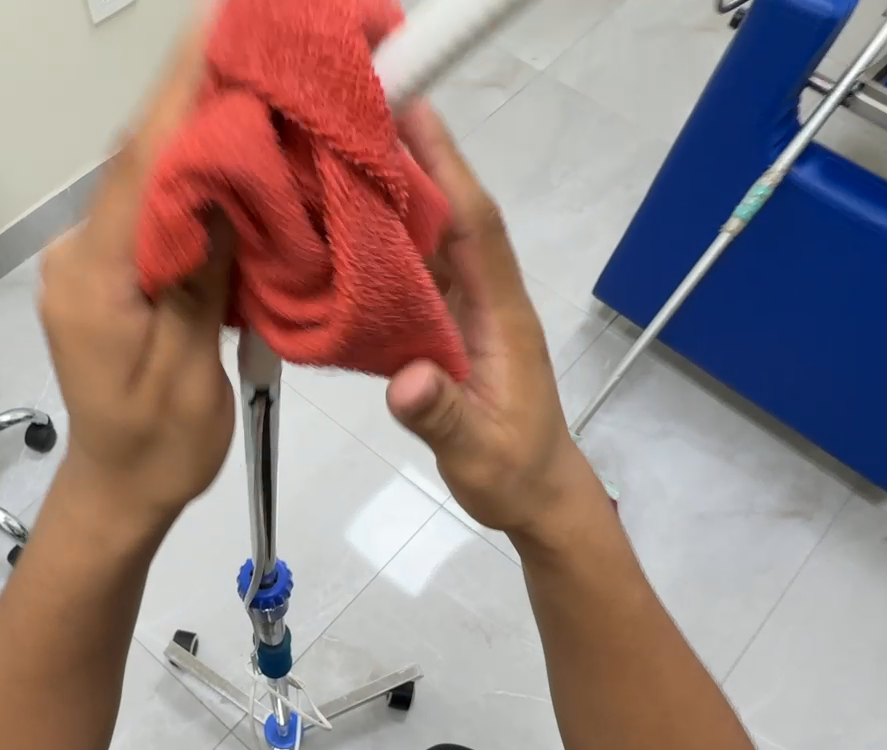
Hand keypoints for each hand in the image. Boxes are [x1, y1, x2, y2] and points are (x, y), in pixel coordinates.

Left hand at [39, 29, 234, 533]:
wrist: (119, 490)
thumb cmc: (160, 451)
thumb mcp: (188, 375)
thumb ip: (198, 280)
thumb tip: (223, 191)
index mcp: (93, 282)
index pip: (139, 170)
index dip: (179, 96)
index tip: (219, 29)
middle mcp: (78, 257)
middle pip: (138, 166)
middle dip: (193, 105)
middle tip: (256, 53)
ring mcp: (87, 265)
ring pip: (145, 189)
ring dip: (195, 143)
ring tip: (254, 94)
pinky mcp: (106, 277)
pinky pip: (149, 219)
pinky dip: (190, 191)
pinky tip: (231, 168)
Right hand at [385, 104, 605, 541]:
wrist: (539, 495)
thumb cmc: (515, 474)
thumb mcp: (479, 451)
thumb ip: (443, 415)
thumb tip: (403, 380)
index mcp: (502, 319)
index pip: (478, 231)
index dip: (448, 172)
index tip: (414, 116)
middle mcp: (488, 306)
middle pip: (455, 224)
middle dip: (418, 170)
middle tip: (362, 124)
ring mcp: (473, 320)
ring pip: (437, 249)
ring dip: (402, 206)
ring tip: (347, 168)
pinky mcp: (455, 337)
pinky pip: (423, 282)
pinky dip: (394, 255)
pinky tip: (357, 242)